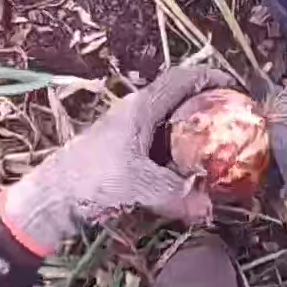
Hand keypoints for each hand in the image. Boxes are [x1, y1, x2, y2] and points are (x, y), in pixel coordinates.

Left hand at [0, 66, 236, 254]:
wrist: (52, 196)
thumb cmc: (93, 178)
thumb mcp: (139, 185)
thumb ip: (176, 194)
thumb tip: (208, 209)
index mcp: (141, 107)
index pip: (181, 79)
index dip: (210, 78)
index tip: (234, 87)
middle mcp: (134, 112)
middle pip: (177, 98)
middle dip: (205, 105)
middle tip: (231, 120)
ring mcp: (125, 131)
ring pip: (166, 122)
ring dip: (190, 130)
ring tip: (216, 146)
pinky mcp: (120, 150)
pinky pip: (156, 142)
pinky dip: (175, 150)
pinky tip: (186, 169)